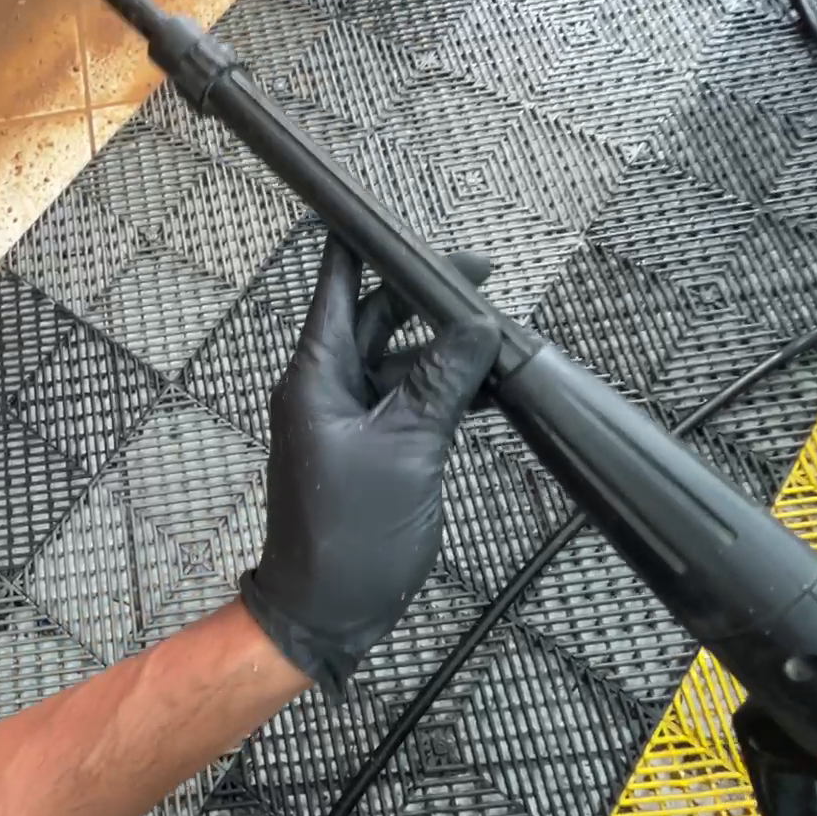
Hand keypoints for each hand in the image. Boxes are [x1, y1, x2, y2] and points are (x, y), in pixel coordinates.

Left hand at [240, 234, 499, 698]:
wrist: (326, 604)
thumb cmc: (349, 533)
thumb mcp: (408, 448)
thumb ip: (443, 382)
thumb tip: (477, 326)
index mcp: (317, 373)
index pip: (336, 287)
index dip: (357, 244)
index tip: (385, 210)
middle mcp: (327, 384)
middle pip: (376, 317)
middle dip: (425, 296)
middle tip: (483, 278)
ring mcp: (347, 414)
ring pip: (398, 360)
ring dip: (442, 349)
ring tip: (499, 336)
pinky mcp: (368, 441)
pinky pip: (405, 398)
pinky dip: (441, 389)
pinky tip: (486, 387)